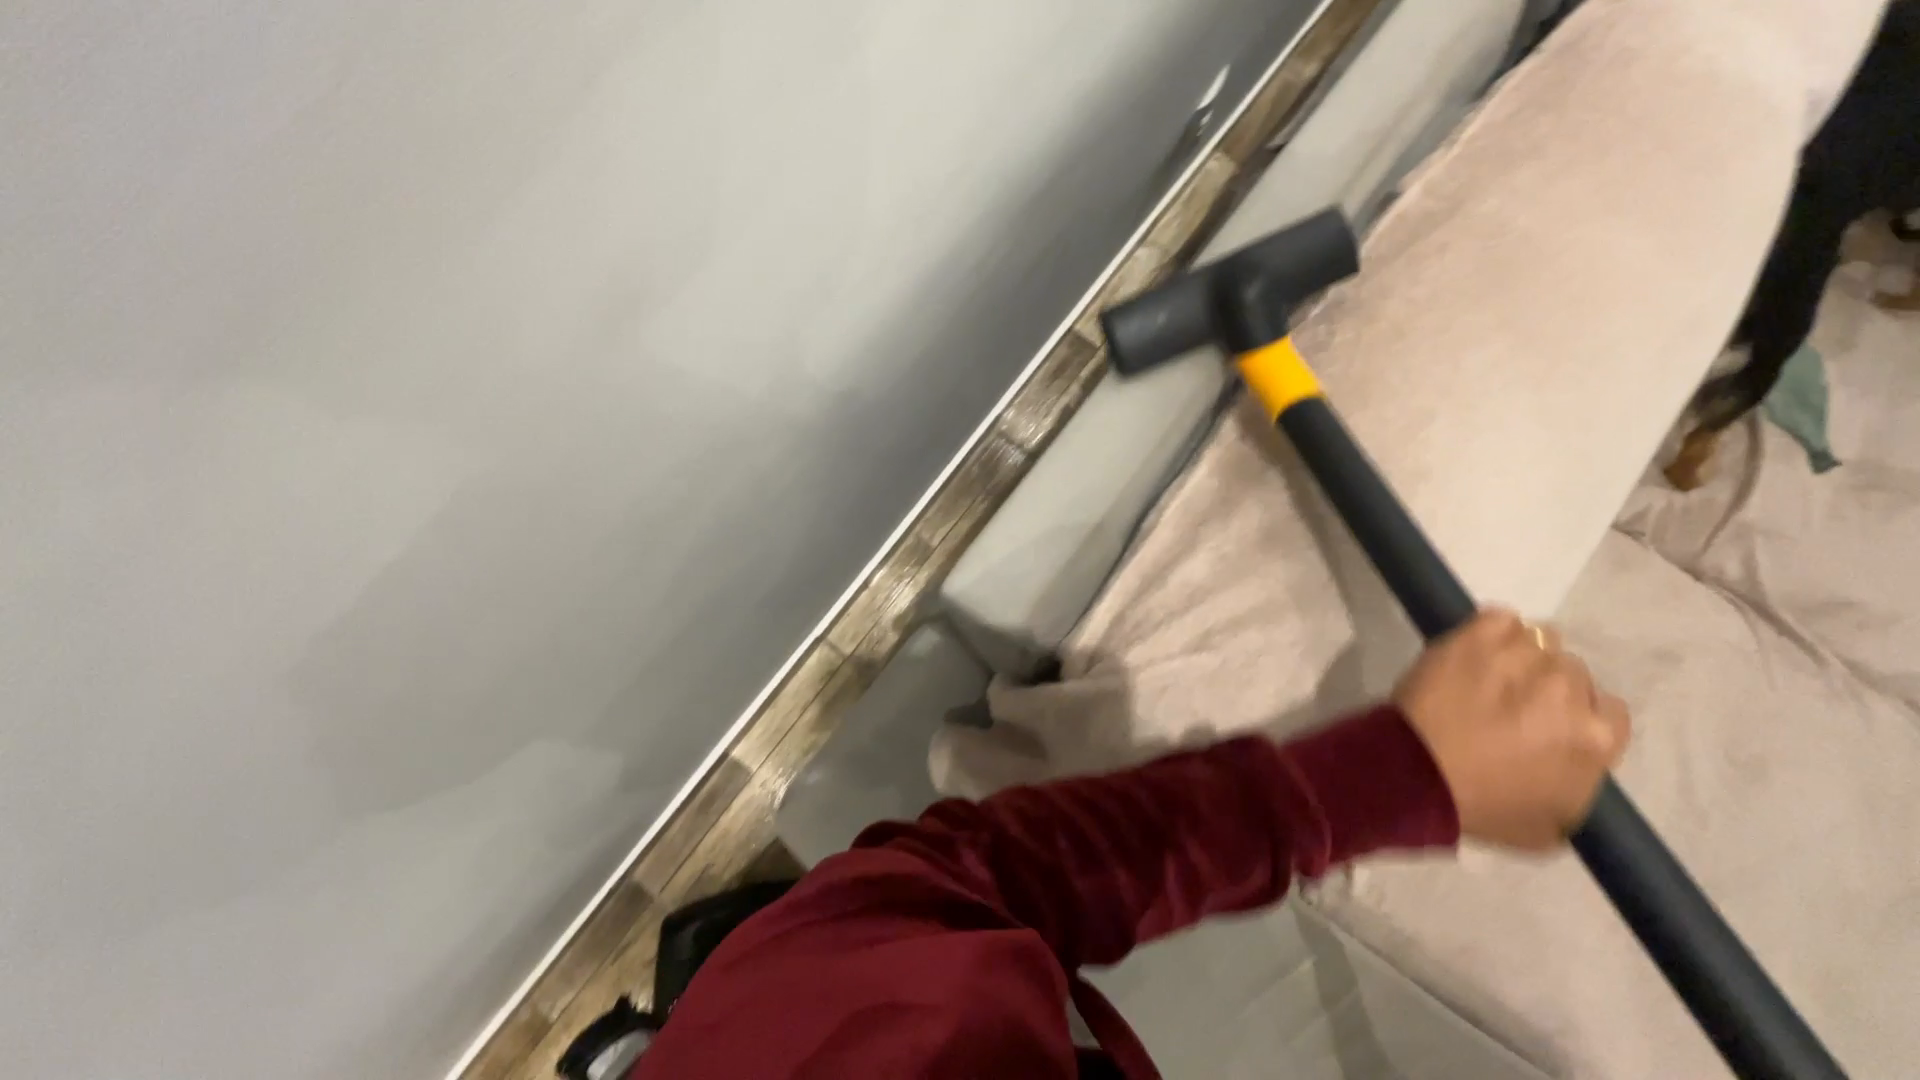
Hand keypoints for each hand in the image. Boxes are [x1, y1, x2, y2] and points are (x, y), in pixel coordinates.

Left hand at [1393, 609, 1630, 851]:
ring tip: (1485, 677)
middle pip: (1571, 673)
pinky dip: (1490, 631)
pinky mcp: (1478, 634)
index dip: (1575, 716)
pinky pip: (1499, 619)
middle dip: (1545, 686)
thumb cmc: (1480, 808)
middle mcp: (1568, 689)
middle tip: (1507, 703)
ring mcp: (1523, 656)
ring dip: (1517, 656)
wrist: (1413, 773)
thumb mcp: (1550, 827)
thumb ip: (1576, 790)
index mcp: (1596, 738)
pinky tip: (1473, 650)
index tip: (1545, 724)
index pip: (1608, 712)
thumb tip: (1574, 768)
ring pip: (1537, 642)